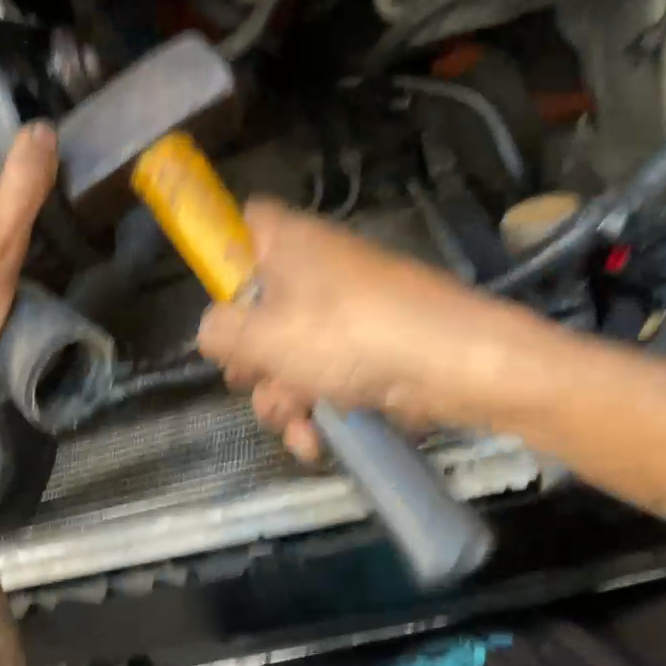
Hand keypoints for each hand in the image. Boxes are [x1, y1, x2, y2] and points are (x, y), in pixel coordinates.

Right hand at [196, 200, 538, 459]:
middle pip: (258, 308)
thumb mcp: (261, 337)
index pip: (244, 223)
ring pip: (289, 355)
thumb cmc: (346, 335)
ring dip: (281, 401)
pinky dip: (316, 410)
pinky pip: (325, 377)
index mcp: (287, 245)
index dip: (222, 255)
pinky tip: (317, 442)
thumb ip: (218, 332)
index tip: (216, 298)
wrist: (453, 364)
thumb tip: (212, 332)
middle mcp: (315, 271)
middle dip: (250, 360)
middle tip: (250, 380)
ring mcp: (345, 313)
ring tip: (298, 427)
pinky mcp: (370, 351)